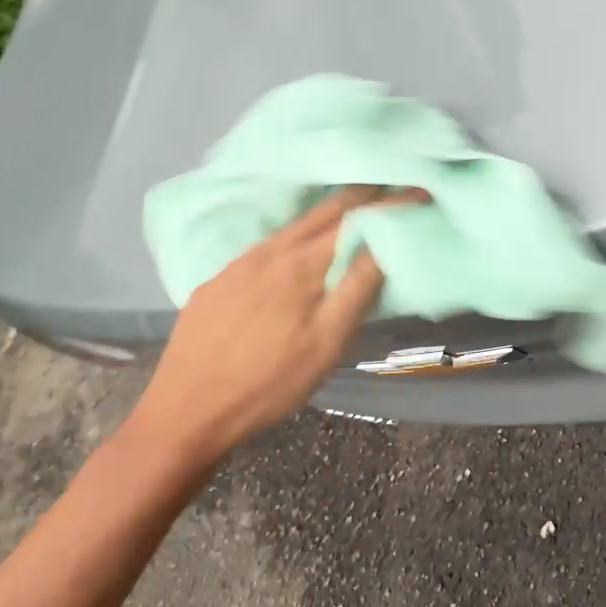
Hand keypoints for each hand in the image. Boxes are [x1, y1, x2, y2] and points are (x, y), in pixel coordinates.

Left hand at [130, 185, 419, 461]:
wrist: (181, 421)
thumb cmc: (270, 383)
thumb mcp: (329, 340)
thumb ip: (360, 285)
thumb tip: (388, 239)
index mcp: (299, 265)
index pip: (356, 217)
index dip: (393, 201)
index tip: (424, 190)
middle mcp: (266, 254)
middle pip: (322, 210)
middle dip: (362, 193)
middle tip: (395, 185)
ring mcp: (234, 268)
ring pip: (292, 226)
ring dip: (329, 212)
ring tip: (357, 211)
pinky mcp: (214, 286)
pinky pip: (266, 246)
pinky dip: (297, 235)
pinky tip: (301, 250)